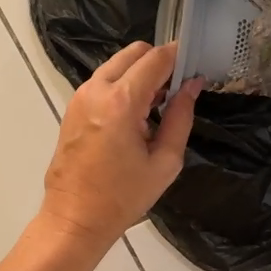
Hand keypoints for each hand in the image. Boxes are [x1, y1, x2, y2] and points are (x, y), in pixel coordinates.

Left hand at [41, 42, 199, 244]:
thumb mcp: (165, 162)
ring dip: (140, 75)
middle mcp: (97, 90)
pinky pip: (104, 82)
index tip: (196, 64)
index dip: (179, 56)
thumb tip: (192, 86)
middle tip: (177, 90)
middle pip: (134, 53)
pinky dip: (124, 86)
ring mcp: (81, 96)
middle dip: (158, 63)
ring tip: (157, 108)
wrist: (76, 218)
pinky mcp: (73, 107)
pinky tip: (136, 117)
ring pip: (117, 65)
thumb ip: (181, 117)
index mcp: (122, 102)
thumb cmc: (124, 196)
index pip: (156, 59)